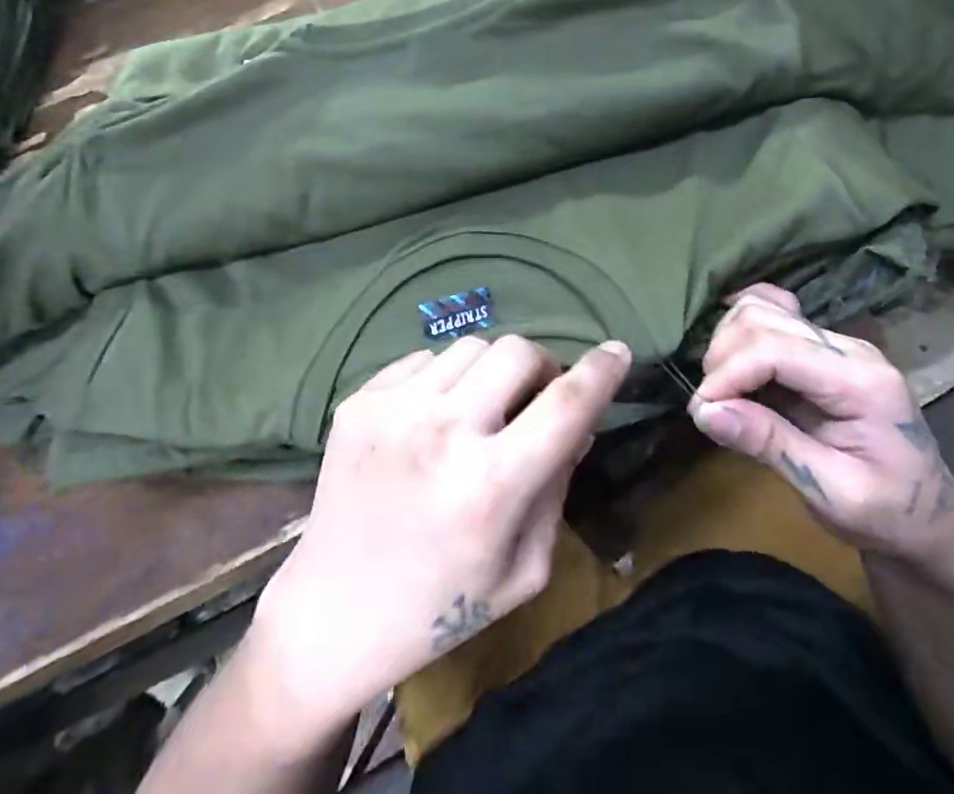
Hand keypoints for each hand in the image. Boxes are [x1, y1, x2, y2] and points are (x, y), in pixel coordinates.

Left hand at [247, 335, 631, 734]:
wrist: (336, 607)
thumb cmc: (441, 606)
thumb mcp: (522, 569)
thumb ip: (556, 491)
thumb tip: (578, 425)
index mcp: (490, 485)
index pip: (565, 404)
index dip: (601, 372)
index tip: (617, 353)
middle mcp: (441, 432)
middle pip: (516, 351)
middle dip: (542, 368)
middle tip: (535, 400)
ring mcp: (393, 410)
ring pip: (469, 346)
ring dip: (492, 371)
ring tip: (481, 411)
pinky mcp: (358, 402)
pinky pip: (423, 359)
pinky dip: (445, 379)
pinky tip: (434, 419)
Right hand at [688, 284, 953, 594]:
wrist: (932, 521)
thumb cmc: (890, 515)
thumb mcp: (832, 494)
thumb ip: (769, 444)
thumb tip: (704, 411)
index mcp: (861, 383)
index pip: (774, 350)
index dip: (727, 375)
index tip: (700, 412)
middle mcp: (849, 350)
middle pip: (761, 320)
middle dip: (721, 360)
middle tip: (711, 409)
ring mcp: (836, 345)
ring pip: (760, 310)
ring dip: (726, 345)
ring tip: (723, 392)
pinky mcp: (821, 350)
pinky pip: (771, 315)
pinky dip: (740, 328)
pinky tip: (729, 356)